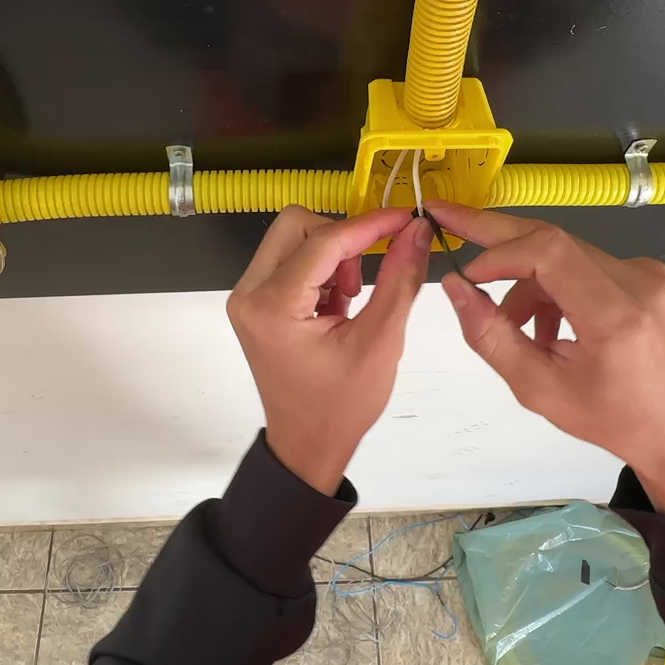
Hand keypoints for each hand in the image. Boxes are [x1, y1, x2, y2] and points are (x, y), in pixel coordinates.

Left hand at [227, 206, 431, 492]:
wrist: (307, 445)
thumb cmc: (341, 406)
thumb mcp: (380, 343)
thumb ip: (400, 280)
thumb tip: (417, 231)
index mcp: (273, 306)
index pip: (323, 241)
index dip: (369, 225)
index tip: (406, 219)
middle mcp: (249, 293)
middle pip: (296, 225)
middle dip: (340, 239)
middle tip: (364, 276)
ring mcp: (247, 297)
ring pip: (292, 238)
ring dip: (330, 255)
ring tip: (349, 300)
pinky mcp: (255, 301)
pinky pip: (288, 259)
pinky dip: (319, 270)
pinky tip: (336, 306)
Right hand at [426, 200, 664, 515]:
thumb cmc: (609, 420)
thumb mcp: (538, 389)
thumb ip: (491, 337)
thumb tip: (455, 287)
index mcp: (615, 315)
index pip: (547, 251)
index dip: (497, 254)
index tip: (465, 278)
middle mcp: (636, 281)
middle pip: (552, 237)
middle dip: (492, 232)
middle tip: (446, 217)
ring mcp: (645, 273)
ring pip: (561, 253)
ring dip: (524, 278)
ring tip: (512, 325)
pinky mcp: (644, 275)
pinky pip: (580, 264)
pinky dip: (550, 286)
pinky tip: (545, 326)